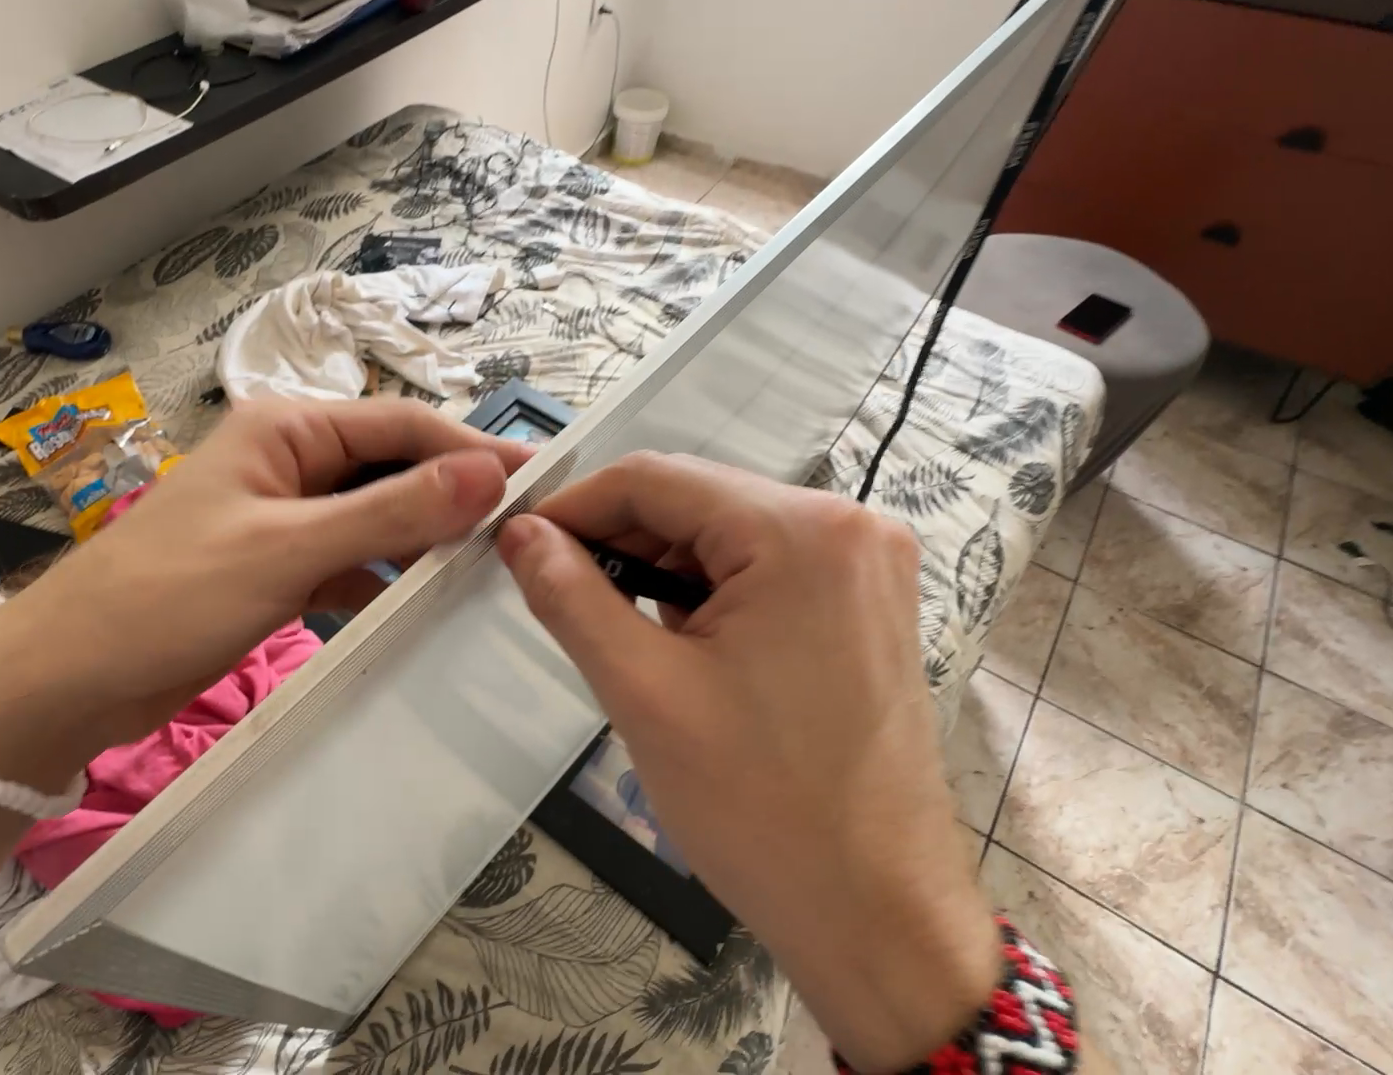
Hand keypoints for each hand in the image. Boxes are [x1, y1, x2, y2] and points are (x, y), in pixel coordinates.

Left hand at [0, 399, 531, 784]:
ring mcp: (284, 518)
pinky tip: (423, 606)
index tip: (541, 482)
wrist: (71, 679)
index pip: (402, 425)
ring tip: (488, 572)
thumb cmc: (169, 596)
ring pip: (376, 518)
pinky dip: (385, 579)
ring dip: (424, 541)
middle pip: (392, 468)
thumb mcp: (288, 549)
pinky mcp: (279, 569)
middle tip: (522, 536)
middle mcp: (290, 462)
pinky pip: (351, 562)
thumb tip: (489, 472)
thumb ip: (390, 512)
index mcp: (287, 429)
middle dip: (452, 497)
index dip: (472, 450)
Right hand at [495, 452, 995, 1073]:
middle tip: (556, 593)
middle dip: (615, 540)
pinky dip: (703, 591)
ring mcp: (865, 565)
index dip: (573, 505)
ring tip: (612, 628)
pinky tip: (673, 641)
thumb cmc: (760, 808)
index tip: (518, 546)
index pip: (655, 478)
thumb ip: (570, 596)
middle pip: (693, 501)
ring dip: (655, 568)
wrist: (877, 916)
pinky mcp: (864, 604)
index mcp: (802, 532)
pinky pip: (760, 569)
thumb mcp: (643, 692)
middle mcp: (848, 526)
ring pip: (723, 534)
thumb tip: (518, 533)